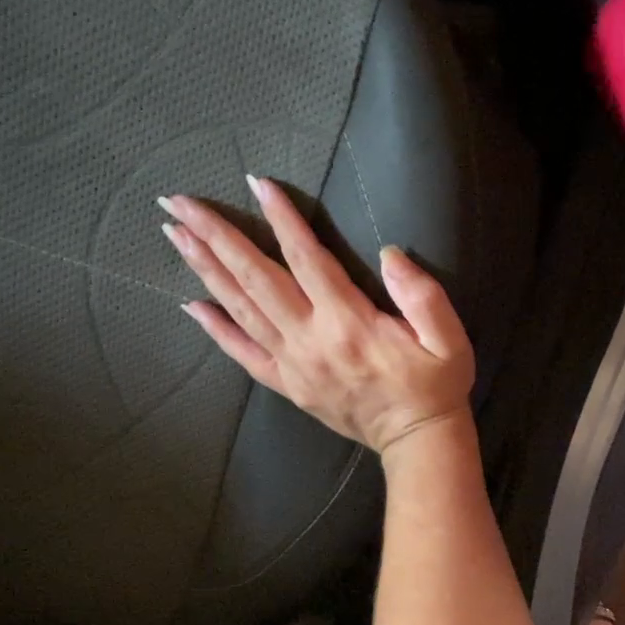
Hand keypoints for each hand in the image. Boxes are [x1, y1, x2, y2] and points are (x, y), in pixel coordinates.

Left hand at [159, 176, 474, 455]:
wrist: (418, 441)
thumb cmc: (436, 385)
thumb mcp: (449, 339)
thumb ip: (423, 296)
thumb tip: (390, 254)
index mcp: (349, 323)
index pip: (307, 259)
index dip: (282, 219)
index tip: (258, 183)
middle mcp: (311, 339)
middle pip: (256, 279)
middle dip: (218, 237)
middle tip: (181, 202)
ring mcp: (294, 364)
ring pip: (242, 309)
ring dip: (206, 270)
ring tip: (175, 234)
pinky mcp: (289, 385)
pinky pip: (244, 355)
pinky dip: (216, 329)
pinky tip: (192, 305)